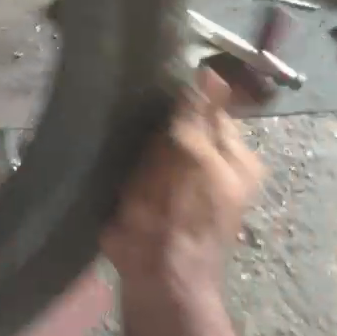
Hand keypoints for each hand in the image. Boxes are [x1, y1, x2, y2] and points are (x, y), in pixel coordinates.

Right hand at [102, 69, 262, 301]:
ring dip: (134, 124)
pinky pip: (132, 154)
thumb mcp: (197, 156)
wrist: (154, 265)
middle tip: (126, 86)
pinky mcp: (144, 187)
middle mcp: (208, 163)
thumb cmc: (186, 210)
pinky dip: (119, 143)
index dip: (185, 90)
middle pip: (180, 120)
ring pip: (153, 135)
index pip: (210, 107)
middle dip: (156, 107)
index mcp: (235, 157)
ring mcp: (175, 177)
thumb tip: (211, 70)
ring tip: (110, 101)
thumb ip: (199, 114)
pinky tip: (101, 128)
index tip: (152, 70)